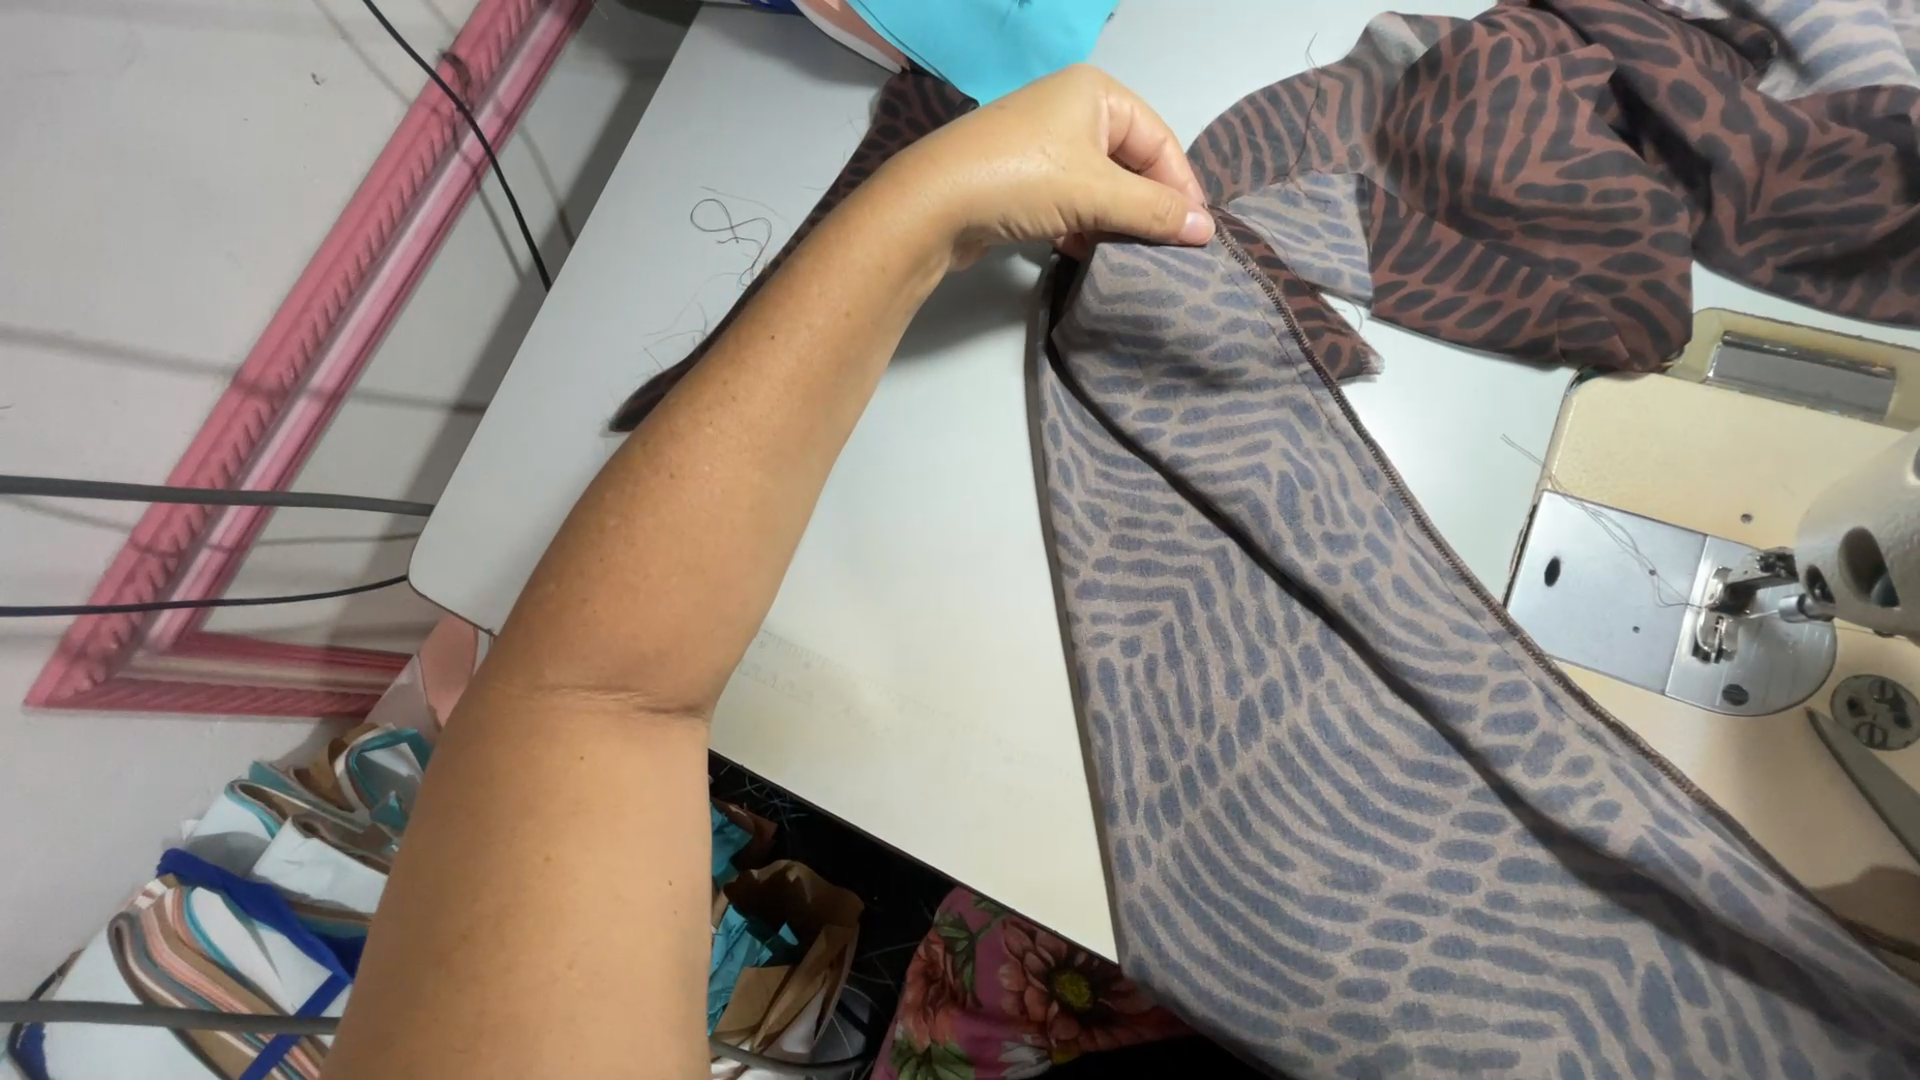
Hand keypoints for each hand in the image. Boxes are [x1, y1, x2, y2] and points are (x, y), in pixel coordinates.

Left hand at [872, 65, 1214, 266]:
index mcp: (1096, 94)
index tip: (1198, 233)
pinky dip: (1081, 229)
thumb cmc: (1021, 181)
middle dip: (1145, 208)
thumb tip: (1205, 229)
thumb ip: (1153, 211)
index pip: (1159, 140)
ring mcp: (1042, 148)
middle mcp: (1071, 112)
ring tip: (1129, 256)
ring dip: (1113, 224)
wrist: (933, 206)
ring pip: (1099, 190)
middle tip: (1166, 250)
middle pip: (1129, 165)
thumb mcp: (1096, 193)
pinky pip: (1069, 205)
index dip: (1181, 188)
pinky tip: (1083, 253)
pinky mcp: (1021, 184)